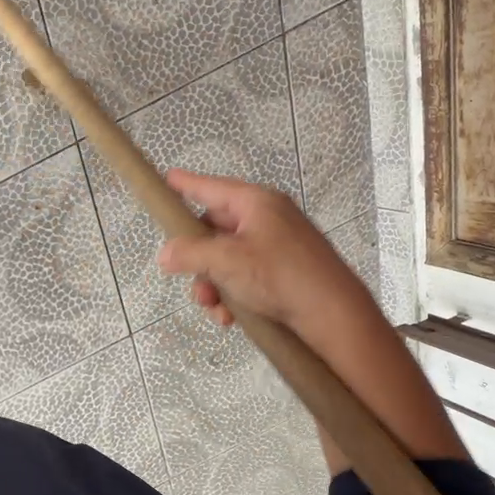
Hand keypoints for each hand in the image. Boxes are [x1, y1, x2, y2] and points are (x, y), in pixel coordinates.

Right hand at [154, 171, 371, 328]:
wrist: (329, 311)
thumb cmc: (279, 275)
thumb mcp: (226, 261)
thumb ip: (190, 254)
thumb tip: (164, 253)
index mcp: (256, 204)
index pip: (212, 188)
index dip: (186, 185)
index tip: (166, 178)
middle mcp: (266, 219)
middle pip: (213, 232)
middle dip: (197, 263)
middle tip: (192, 283)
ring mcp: (275, 245)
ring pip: (224, 261)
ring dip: (212, 287)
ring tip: (216, 308)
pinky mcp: (281, 271)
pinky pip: (242, 278)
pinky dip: (231, 296)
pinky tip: (231, 316)